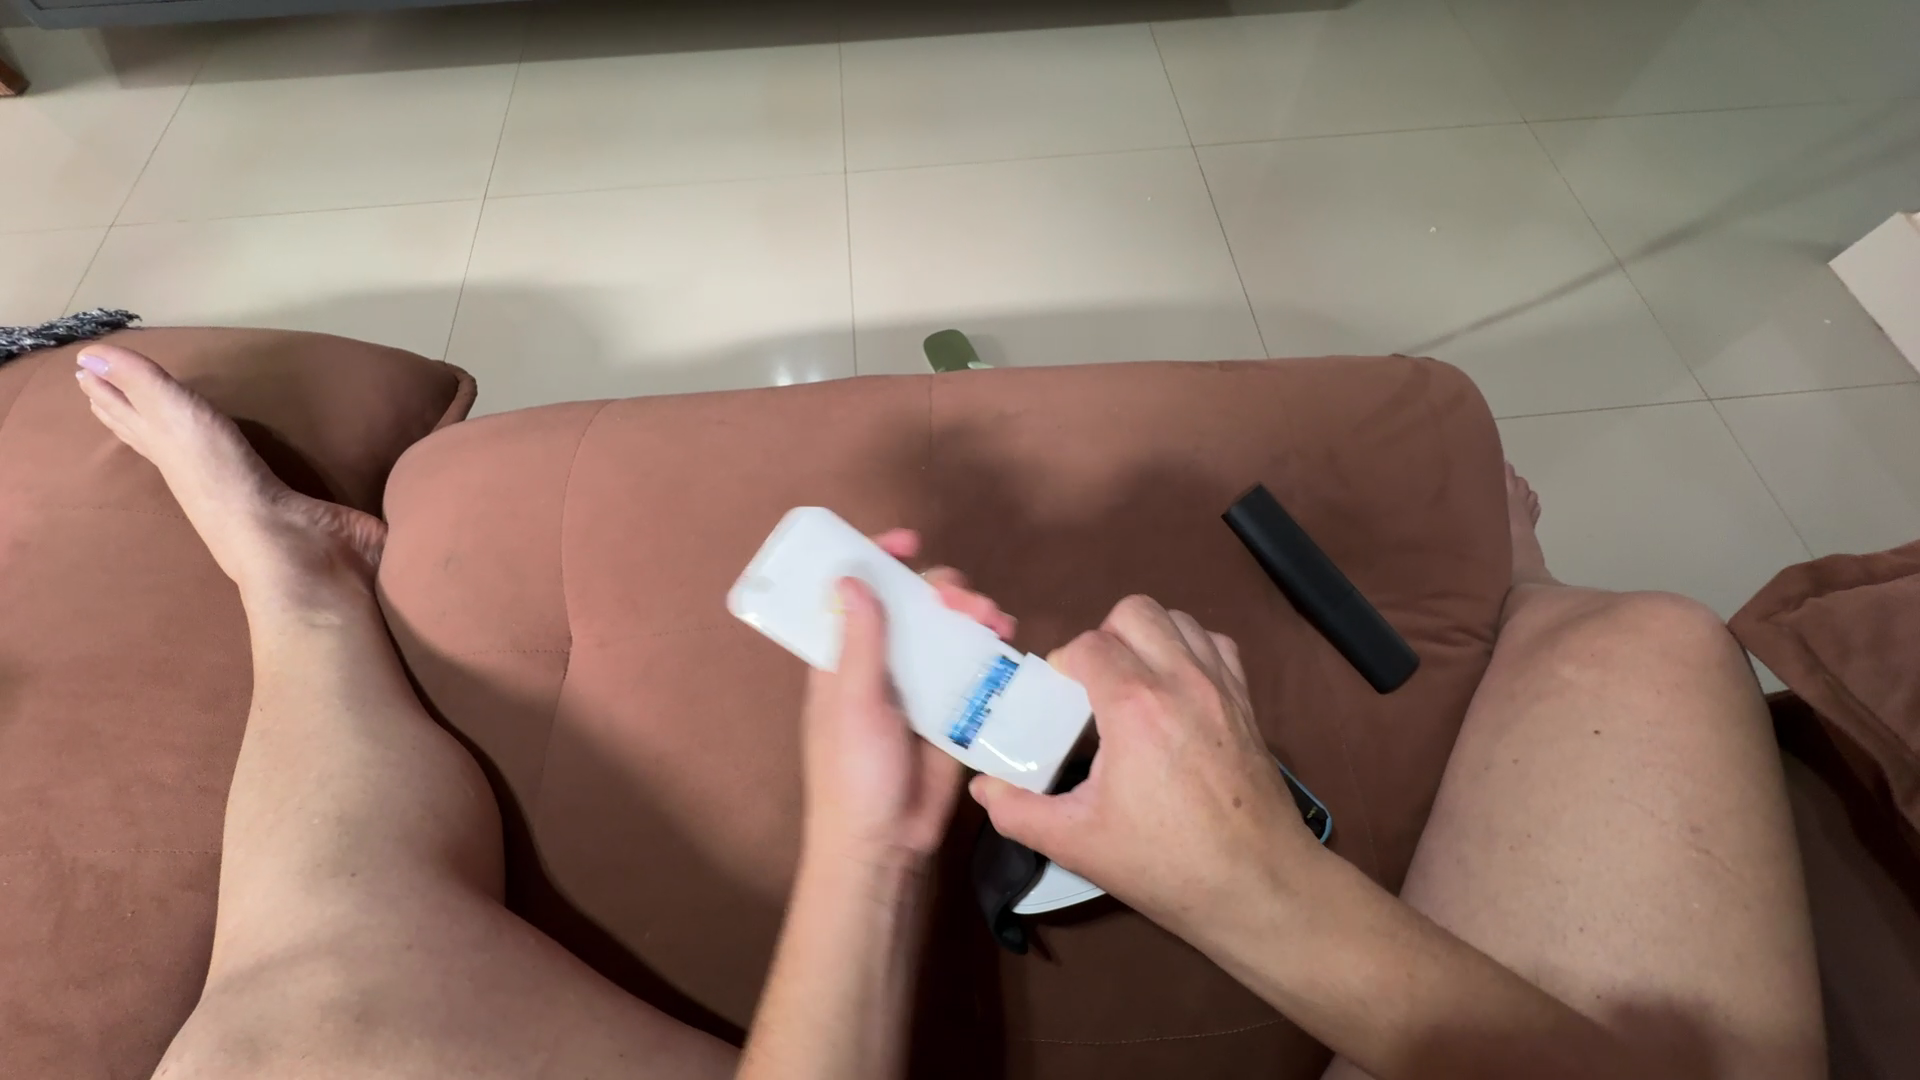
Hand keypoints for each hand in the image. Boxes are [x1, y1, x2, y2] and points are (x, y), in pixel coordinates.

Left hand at [800, 529, 1014, 872]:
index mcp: (846, 655)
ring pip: (949, 626)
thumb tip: (850, 577)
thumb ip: (857, 643)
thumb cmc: (854, 773)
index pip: (858, 591)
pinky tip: (1006, 640)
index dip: (878, 558)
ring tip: (994, 619)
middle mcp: (884, 659)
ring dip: (973, 611)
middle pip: (915, 602)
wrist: (888, 843)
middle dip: (943, 588)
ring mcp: (921, 680)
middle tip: (964, 602)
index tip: (908, 541)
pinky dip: (990, 645)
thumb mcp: (851, 704)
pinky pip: (973, 662)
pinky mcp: (953, 704)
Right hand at [968, 595, 1321, 940]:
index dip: (1065, 665)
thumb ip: (1019, 811)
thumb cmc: (1165, 864)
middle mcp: (1181, 679)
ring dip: (1146, 637)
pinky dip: (1189, 649)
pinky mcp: (1246, 700)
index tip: (1061, 702)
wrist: (1260, 889)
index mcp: (1135, 706)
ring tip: (1133, 681)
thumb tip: (982, 788)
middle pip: (1133, 612)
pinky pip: (1214, 642)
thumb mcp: (1077, 843)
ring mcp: (1220, 685)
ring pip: (1176, 618)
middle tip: (1095, 685)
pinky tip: (1176, 687)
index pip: (1088, 645)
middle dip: (1104, 638)